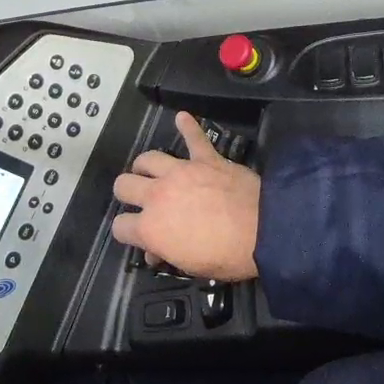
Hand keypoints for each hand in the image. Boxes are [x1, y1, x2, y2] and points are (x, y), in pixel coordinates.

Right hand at [111, 112, 260, 281]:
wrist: (263, 231)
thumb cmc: (227, 256)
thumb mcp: (191, 266)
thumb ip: (167, 253)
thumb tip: (157, 250)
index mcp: (150, 228)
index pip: (120, 226)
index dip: (127, 231)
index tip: (138, 235)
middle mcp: (157, 195)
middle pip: (124, 185)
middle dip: (127, 194)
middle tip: (140, 200)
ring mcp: (181, 172)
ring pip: (148, 158)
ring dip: (146, 166)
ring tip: (150, 171)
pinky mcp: (206, 159)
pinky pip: (194, 138)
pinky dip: (188, 126)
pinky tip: (182, 117)